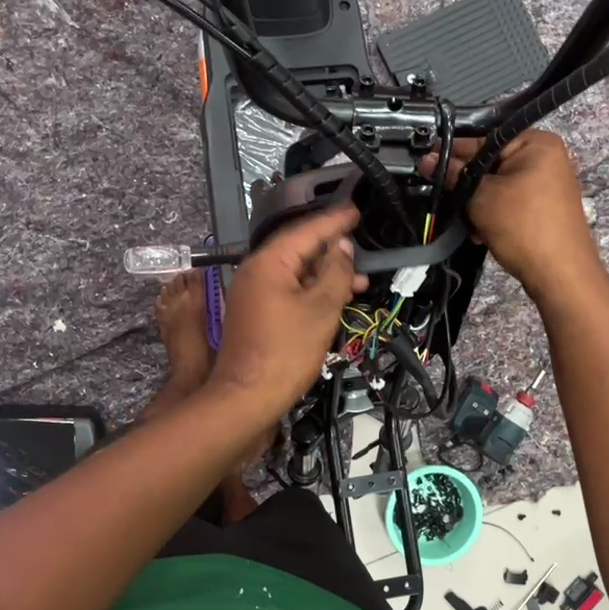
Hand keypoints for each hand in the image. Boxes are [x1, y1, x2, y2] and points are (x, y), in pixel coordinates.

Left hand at [208, 205, 366, 414]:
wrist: (246, 398)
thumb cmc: (285, 352)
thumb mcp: (322, 309)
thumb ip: (336, 272)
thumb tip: (342, 247)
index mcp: (269, 263)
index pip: (306, 230)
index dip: (334, 220)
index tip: (355, 211)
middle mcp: (255, 271)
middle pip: (299, 250)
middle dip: (333, 250)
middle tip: (362, 249)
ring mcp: (252, 293)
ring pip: (295, 273)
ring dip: (326, 275)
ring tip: (359, 282)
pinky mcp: (255, 313)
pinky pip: (287, 290)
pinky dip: (311, 291)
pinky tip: (334, 301)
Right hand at [420, 130, 600, 303]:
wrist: (560, 276)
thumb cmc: (522, 227)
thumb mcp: (482, 198)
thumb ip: (454, 175)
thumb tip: (427, 160)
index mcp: (536, 143)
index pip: (484, 140)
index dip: (453, 153)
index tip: (427, 164)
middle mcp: (545, 158)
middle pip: (491, 164)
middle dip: (468, 185)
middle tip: (445, 199)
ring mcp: (547, 184)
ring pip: (497, 186)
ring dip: (478, 205)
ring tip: (467, 224)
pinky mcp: (544, 208)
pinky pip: (509, 202)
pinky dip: (493, 215)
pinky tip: (481, 234)